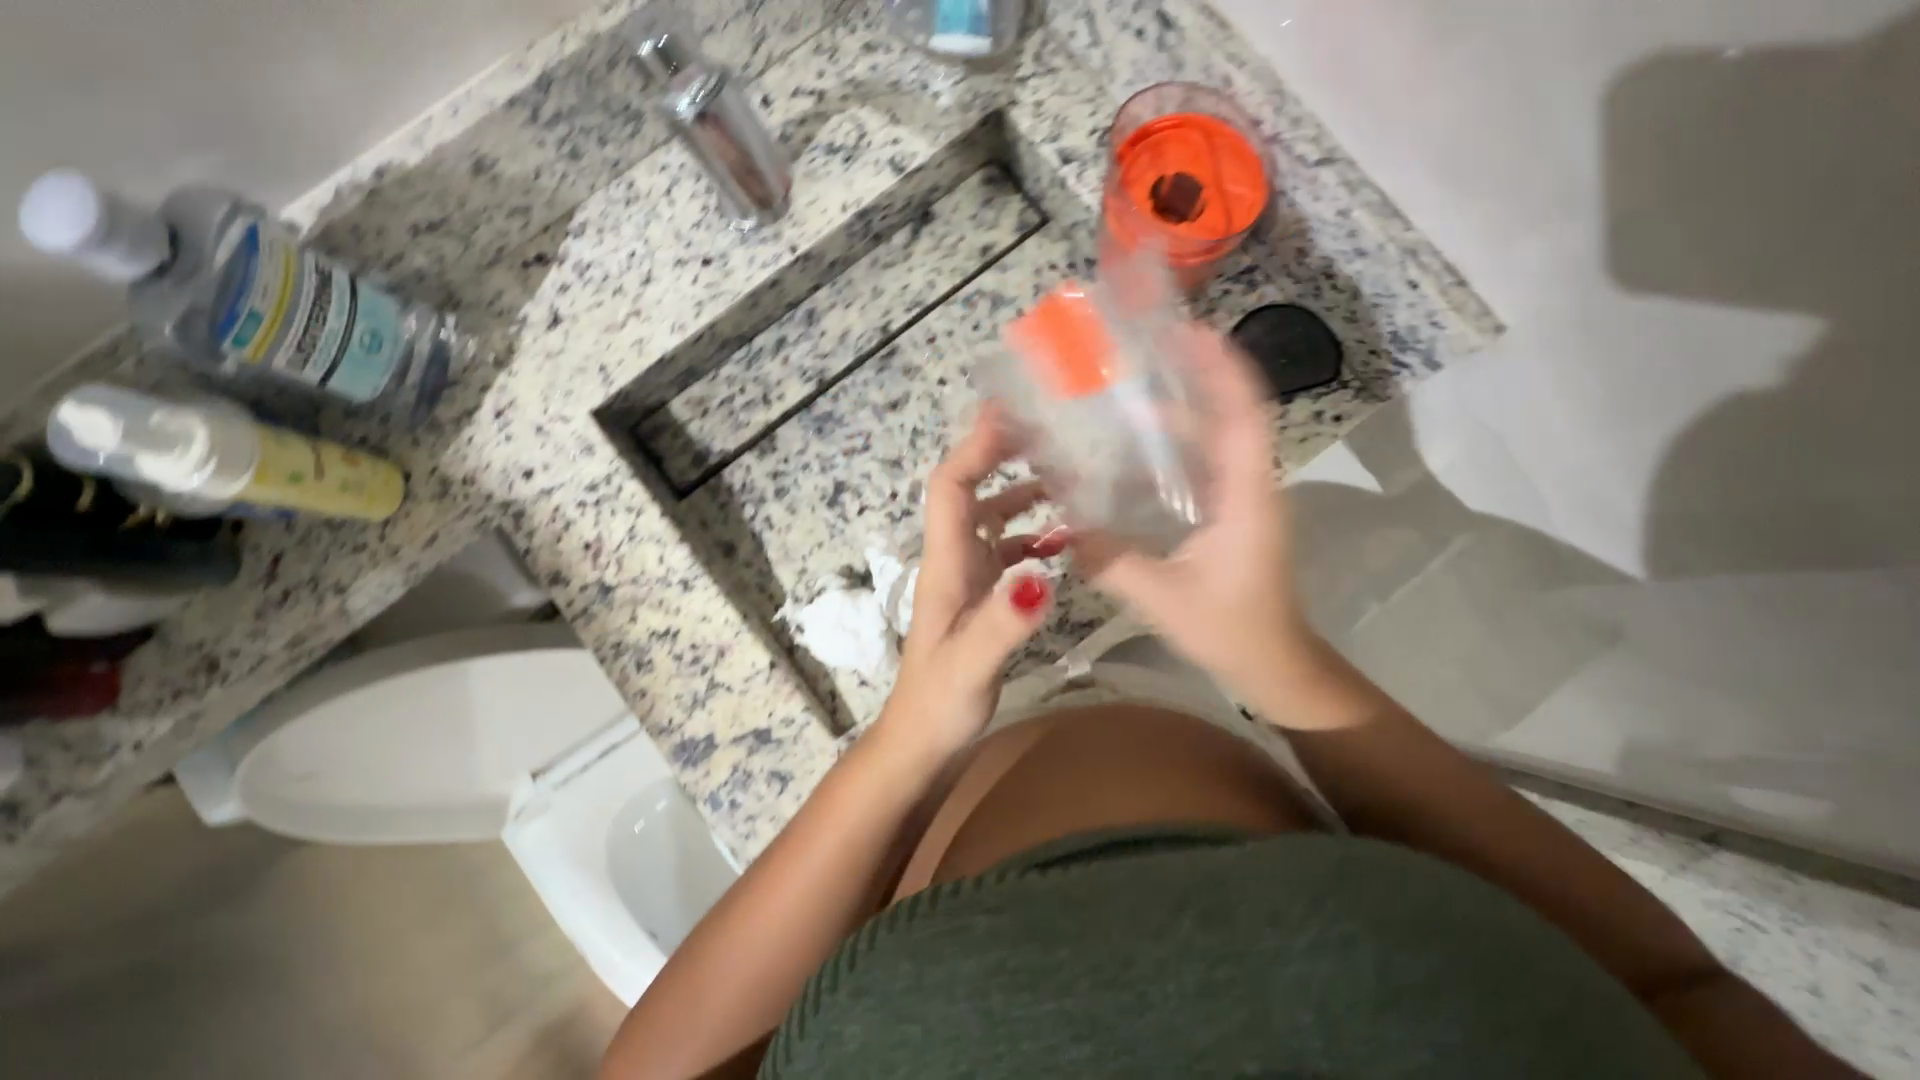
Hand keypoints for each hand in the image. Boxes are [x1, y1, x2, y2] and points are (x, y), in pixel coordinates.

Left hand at [876, 405, 1061, 759]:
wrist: (921, 740)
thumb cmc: (940, 702)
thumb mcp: (972, 664)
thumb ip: (1003, 623)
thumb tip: (1041, 575)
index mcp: (946, 564)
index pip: (951, 488)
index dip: (975, 448)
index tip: (1010, 415)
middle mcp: (954, 561)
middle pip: (968, 491)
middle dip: (999, 454)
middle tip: (1045, 430)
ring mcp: (967, 579)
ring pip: (990, 518)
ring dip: (1020, 492)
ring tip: (1067, 475)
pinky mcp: (982, 598)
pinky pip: (1006, 551)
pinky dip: (1032, 536)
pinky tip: (1062, 542)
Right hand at [1076, 325, 1319, 701]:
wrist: (1275, 665)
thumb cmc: (1232, 630)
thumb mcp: (1165, 598)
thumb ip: (1112, 561)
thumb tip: (1064, 531)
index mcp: (1247, 495)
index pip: (1245, 415)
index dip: (1223, 369)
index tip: (1191, 332)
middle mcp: (1251, 486)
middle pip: (1228, 416)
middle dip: (1192, 379)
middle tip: (1141, 355)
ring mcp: (1243, 500)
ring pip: (1215, 440)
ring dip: (1179, 414)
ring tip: (1128, 395)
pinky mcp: (1232, 516)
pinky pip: (1204, 466)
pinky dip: (1173, 450)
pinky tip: (1133, 455)